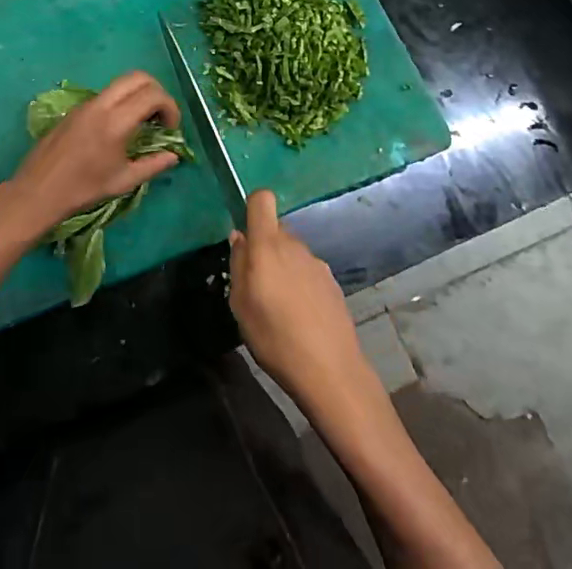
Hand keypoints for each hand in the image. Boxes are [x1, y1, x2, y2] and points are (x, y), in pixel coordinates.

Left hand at [0, 71, 183, 239]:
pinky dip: (123, 100)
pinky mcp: (76, 109)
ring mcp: (86, 104)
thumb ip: (153, 165)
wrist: (38, 191)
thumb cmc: (83, 189)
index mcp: (116, 122)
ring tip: (143, 122)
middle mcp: (101, 104)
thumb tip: (174, 155)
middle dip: (157, 92)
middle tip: (161, 117)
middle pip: (138, 77)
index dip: (171, 108)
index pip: (153, 95)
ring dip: (139, 94)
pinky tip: (120, 127)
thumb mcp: (124, 181)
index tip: (171, 129)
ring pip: (121, 82)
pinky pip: (107, 93)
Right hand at [228, 190, 377, 417]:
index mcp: (268, 246)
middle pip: (275, 230)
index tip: (245, 235)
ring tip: (277, 306)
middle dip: (263, 247)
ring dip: (282, 268)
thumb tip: (240, 238)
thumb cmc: (275, 338)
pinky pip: (307, 271)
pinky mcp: (332, 282)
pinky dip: (299, 284)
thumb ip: (239, 265)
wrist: (330, 370)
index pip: (263, 200)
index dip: (252, 208)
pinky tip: (299, 316)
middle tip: (255, 284)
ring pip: (291, 252)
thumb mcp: (241, 305)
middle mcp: (295, 246)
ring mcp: (317, 263)